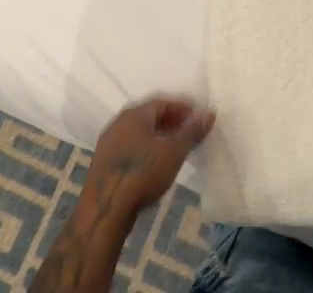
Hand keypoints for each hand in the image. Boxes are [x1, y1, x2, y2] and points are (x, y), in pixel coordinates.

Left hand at [83, 98, 215, 216]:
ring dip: (158, 136)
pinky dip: (146, 149)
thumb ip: (191, 132)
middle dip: (171, 122)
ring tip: (175, 148)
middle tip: (189, 132)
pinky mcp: (104, 163)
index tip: (198, 117)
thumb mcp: (173, 152)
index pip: (162, 102)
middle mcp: (118, 123)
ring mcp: (108, 144)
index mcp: (134, 115)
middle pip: (149, 116)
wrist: (105, 210)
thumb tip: (208, 113)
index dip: (182, 108)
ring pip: (138, 133)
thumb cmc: (142, 174)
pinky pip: (130, 148)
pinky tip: (155, 164)